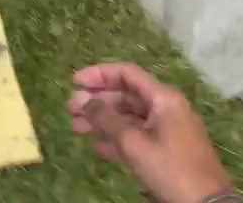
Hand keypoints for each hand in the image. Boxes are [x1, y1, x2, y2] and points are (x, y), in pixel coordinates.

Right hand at [67, 63, 234, 202]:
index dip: (98, 74)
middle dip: (97, 101)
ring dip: (103, 121)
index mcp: (163, 99)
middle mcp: (167, 109)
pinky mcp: (170, 151)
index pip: (126, 74)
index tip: (75, 82)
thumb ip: (106, 118)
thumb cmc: (171, 169)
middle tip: (71, 109)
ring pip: (129, 117)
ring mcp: (170, 131)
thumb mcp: (134, 143)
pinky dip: (118, 139)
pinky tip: (100, 148)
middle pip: (125, 96)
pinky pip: (139, 136)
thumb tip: (84, 101)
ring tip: (77, 128)